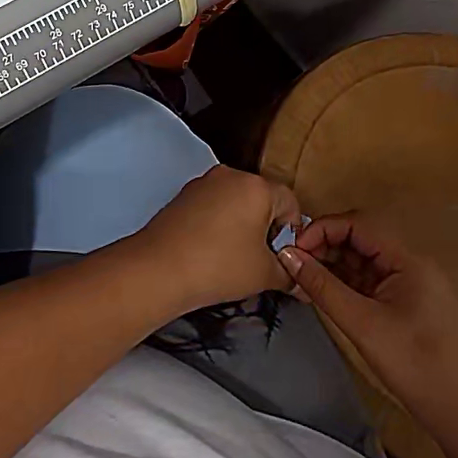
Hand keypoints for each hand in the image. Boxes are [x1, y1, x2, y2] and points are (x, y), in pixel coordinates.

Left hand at [134, 165, 301, 310]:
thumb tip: (297, 281)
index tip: (283, 256)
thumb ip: (289, 275)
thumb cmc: (216, 265)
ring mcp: (203, 184)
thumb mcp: (265, 274)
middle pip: (262, 199)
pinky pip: (212, 205)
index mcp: (256, 186)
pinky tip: (212, 250)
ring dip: (241, 225)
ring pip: (235, 201)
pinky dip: (217, 224)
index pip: (290, 203)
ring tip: (234, 258)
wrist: (160, 268)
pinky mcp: (184, 195)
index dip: (291, 233)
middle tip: (261, 259)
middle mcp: (229, 176)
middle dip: (266, 228)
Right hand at [277, 213, 457, 417]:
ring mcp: (409, 284)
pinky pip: (368, 280)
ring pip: (362, 259)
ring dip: (332, 263)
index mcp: (409, 261)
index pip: (359, 224)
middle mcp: (411, 265)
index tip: (294, 247)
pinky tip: (322, 291)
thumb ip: (322, 286)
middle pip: (360, 238)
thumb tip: (287, 255)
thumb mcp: (362, 324)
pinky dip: (344, 281)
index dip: (323, 229)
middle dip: (324, 245)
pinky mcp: (405, 303)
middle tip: (294, 262)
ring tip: (302, 277)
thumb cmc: (415, 365)